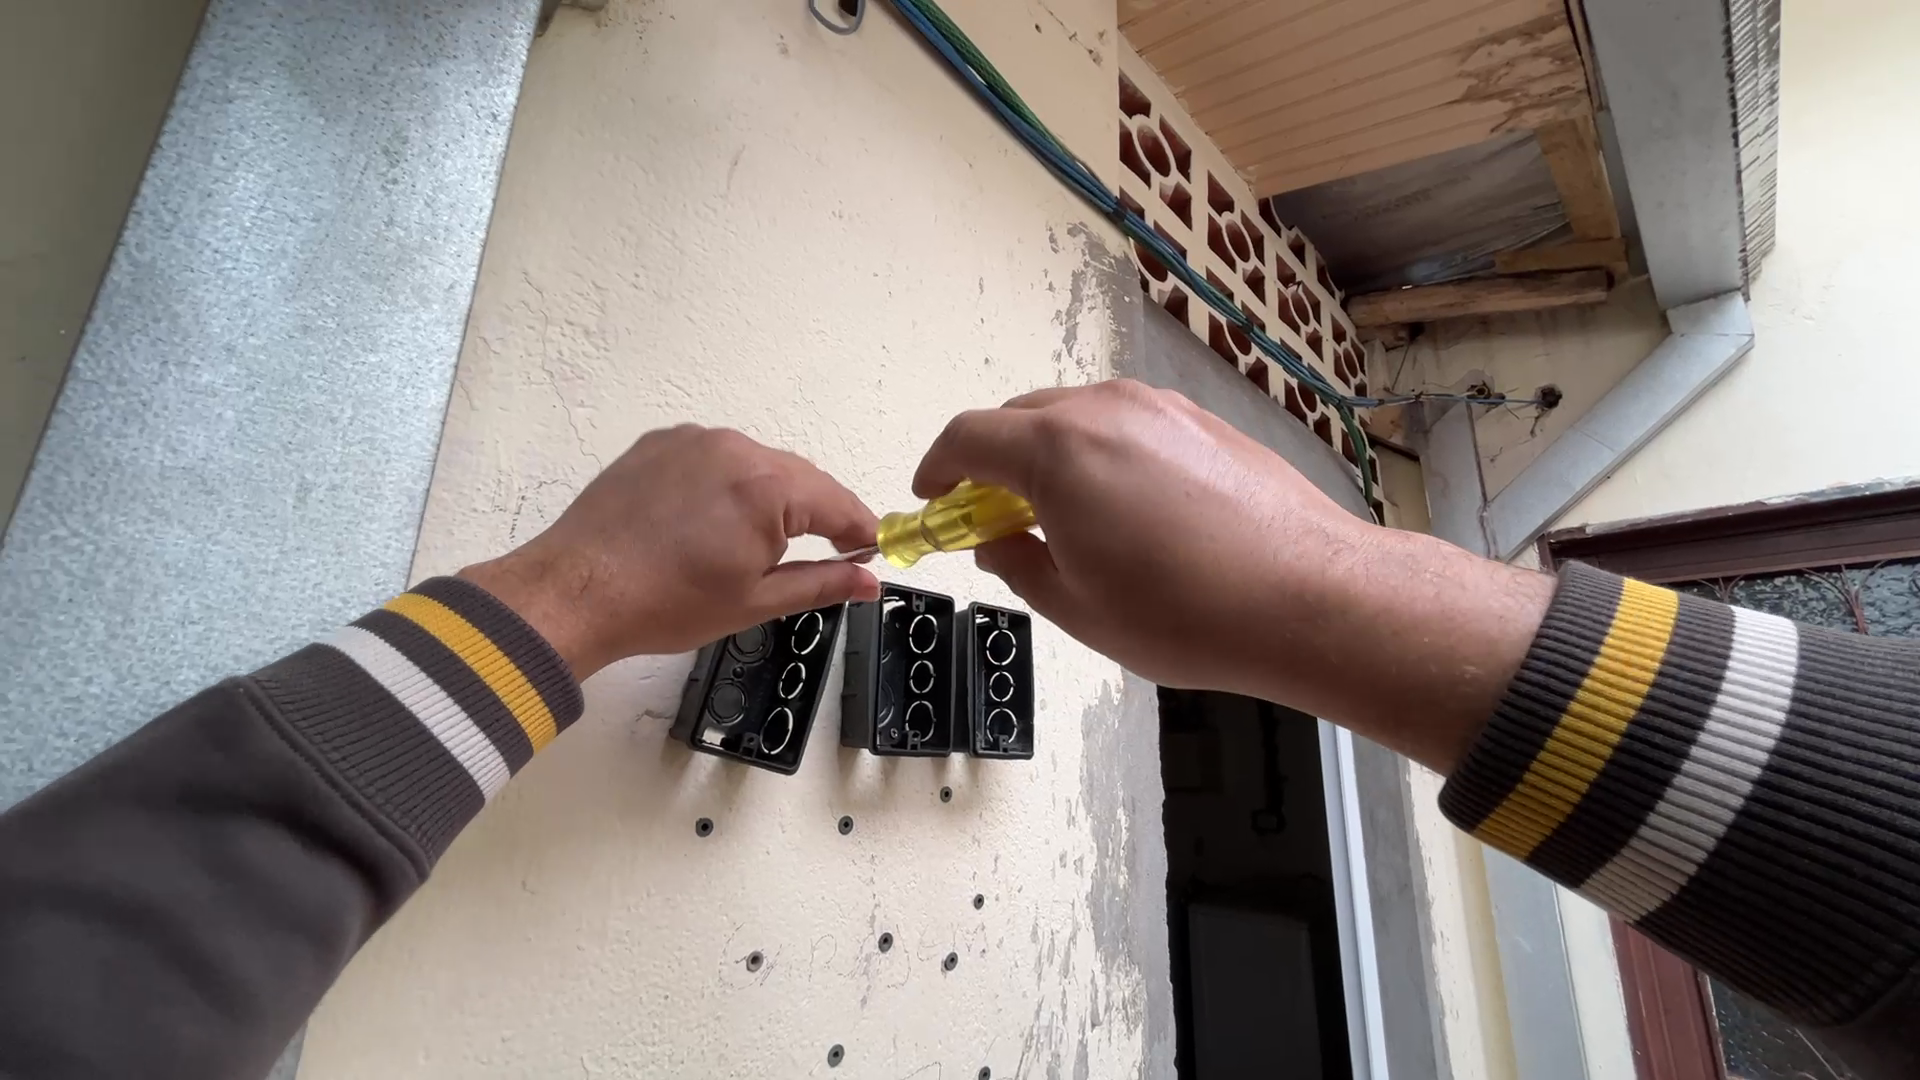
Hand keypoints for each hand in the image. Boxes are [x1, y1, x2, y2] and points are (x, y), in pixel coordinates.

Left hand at [460, 426, 880, 678]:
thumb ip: (823, 583)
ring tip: (761, 539)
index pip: (837, 502)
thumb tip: (872, 582)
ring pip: (760, 464)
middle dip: (819, 513)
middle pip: (801, 478)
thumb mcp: (758, 601)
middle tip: (827, 551)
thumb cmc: (670, 604)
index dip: (860, 528)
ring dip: (774, 496)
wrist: (575, 591)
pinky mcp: (662, 441)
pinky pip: (718, 456)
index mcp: (768, 487)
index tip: (872, 550)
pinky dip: (732, 482)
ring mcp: (696, 439)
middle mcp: (737, 448)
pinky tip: (716, 517)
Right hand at [913, 380, 1551, 771]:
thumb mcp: (1074, 606)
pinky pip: (1121, 422)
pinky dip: (1094, 451)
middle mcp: (1102, 409)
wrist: (1311, 597)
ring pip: (1071, 415)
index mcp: (1056, 452)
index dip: (938, 468)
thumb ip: (1015, 563)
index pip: (967, 438)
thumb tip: (995, 541)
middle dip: (988, 462)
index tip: (932, 498)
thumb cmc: (1182, 614)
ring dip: (1042, 454)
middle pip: (1016, 418)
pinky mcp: (1198, 420)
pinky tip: (1118, 502)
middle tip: (991, 515)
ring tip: (1057, 512)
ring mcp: (1157, 408)